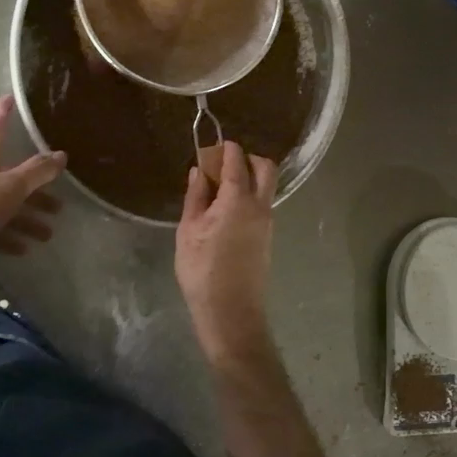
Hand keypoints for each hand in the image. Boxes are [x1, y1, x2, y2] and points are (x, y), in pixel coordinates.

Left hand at [0, 96, 64, 270]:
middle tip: (58, 202)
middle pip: (8, 173)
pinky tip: (22, 248)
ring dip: (25, 218)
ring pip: (1, 202)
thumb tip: (61, 154)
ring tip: (47, 233)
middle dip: (33, 188)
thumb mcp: (10, 188)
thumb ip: (37, 172)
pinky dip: (5, 233)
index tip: (10, 96)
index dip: (3, 111)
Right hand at [175, 140, 278, 360]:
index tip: (215, 144)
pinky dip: (250, 196)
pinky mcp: (267, 237)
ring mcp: (268, 222)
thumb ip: (195, 197)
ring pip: (266, 187)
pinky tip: (226, 209)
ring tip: (219, 188)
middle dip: (247, 158)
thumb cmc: (202, 271)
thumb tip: (198, 172)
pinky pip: (262, 204)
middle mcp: (260, 206)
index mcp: (238, 200)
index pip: (237, 162)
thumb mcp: (188, 231)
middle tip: (223, 163)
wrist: (231, 313)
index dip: (227, 149)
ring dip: (249, 178)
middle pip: (265, 168)